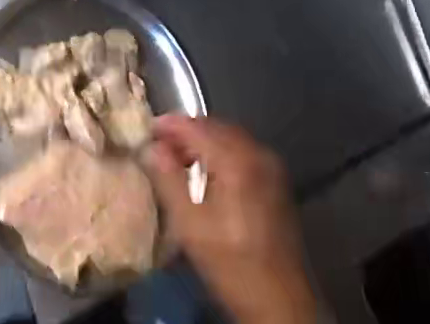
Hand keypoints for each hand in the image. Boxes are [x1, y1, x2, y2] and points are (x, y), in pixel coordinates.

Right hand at [147, 115, 322, 323]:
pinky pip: (243, 150)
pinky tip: (207, 171)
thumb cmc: (233, 266)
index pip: (196, 127)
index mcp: (237, 161)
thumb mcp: (191, 227)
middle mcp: (258, 153)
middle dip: (185, 132)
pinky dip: (221, 151)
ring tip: (178, 158)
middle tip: (160, 145)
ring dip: (203, 141)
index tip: (146, 130)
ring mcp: (271, 166)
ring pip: (229, 137)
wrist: (283, 304)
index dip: (169, 125)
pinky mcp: (277, 180)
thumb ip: (168, 180)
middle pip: (214, 127)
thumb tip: (152, 148)